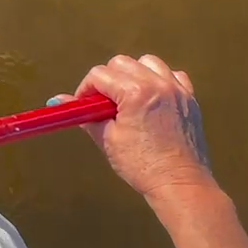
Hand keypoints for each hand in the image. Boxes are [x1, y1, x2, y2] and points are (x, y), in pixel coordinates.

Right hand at [54, 54, 218, 200]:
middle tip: (103, 104)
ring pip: (148, 63)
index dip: (86, 89)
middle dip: (108, 79)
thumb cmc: (141, 165)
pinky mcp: (190, 99)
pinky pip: (173, 76)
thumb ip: (85, 114)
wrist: (180, 185)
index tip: (84, 106)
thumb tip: (58, 100)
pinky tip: (152, 100)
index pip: (99, 75)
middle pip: (121, 63)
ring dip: (133, 74)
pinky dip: (159, 81)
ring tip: (128, 98)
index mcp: (135, 92)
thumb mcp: (106, 139)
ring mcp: (177, 90)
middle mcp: (158, 84)